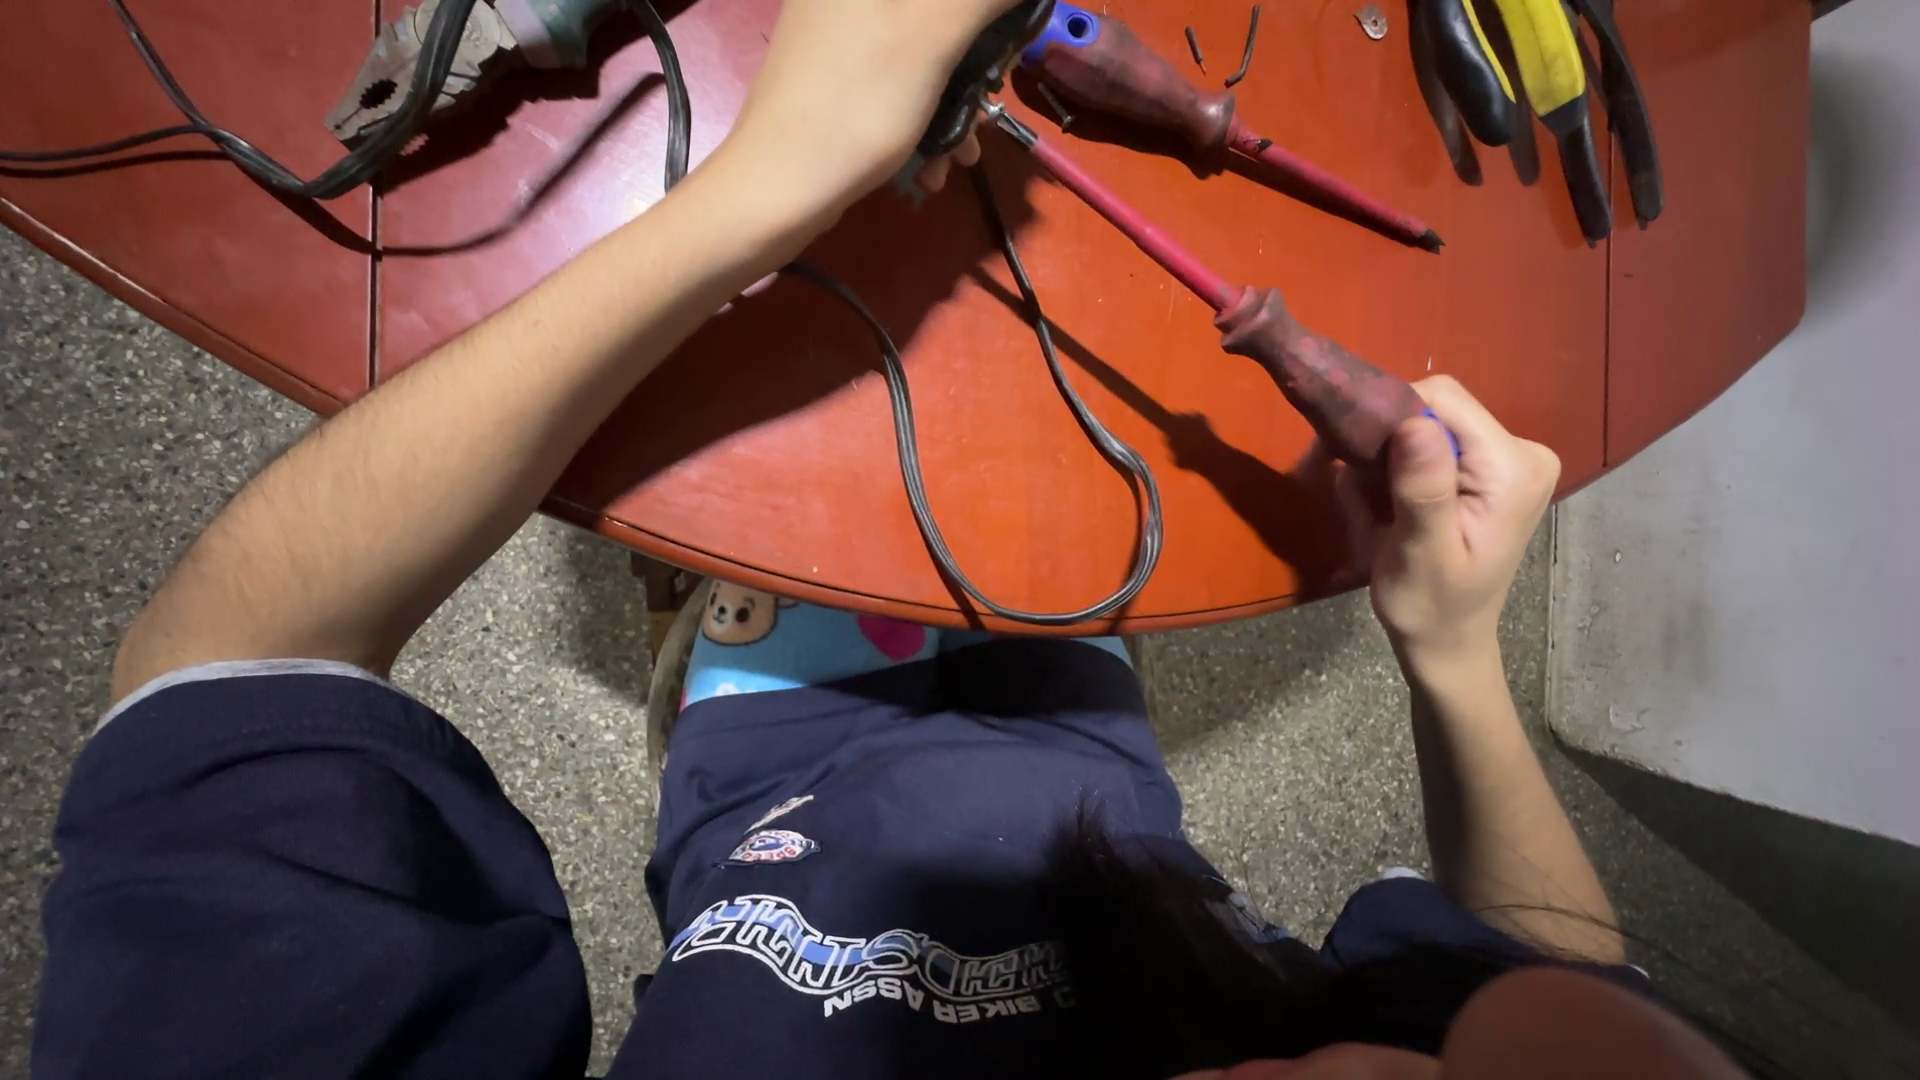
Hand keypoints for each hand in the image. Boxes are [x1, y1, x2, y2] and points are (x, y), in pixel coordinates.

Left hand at [715, 0, 1019, 231]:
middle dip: (974, 66)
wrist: (778, 189)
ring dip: (953, 106)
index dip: (989, 18)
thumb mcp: (933, 36)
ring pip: (922, 52)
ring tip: (957, 155)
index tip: (1003, 56)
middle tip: (982, 111)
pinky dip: (920, 120)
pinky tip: (928, 164)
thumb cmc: (858, 107)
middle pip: (940, 15)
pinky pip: (896, 82)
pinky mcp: (833, 76)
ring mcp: (838, 31)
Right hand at [1335, 376, 1559, 675]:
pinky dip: (1393, 471)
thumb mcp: (1420, 552)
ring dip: (1382, 463)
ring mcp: (1504, 459)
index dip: (1389, 419)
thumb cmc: (1429, 604)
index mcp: (1513, 467)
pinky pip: (1424, 446)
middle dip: (1383, 445)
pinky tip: (1386, 508)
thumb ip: (1424, 489)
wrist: (1446, 639)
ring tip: (1374, 509)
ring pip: (1421, 426)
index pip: (1442, 400)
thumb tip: (1413, 425)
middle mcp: (1519, 451)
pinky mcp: (1484, 469)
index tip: (1354, 462)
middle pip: (1431, 408)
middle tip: (1360, 496)